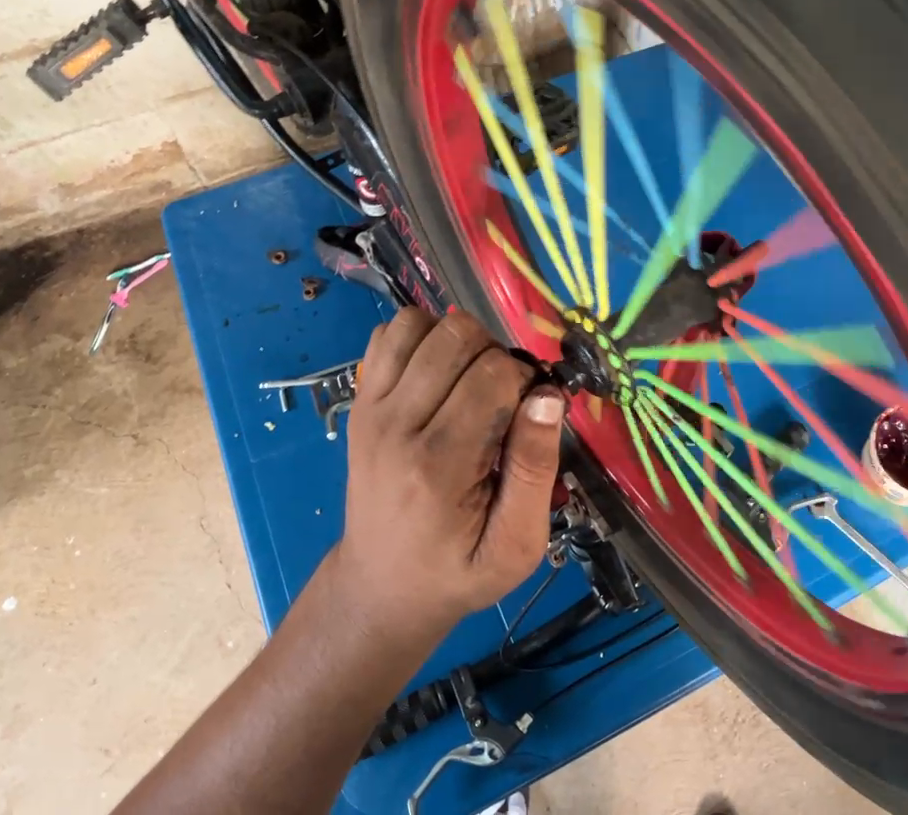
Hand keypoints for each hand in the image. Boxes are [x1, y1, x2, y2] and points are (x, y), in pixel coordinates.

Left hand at [335, 308, 567, 635]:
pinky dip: (421, 338)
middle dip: (495, 355)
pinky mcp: (359, 401)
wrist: (382, 585)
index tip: (529, 417)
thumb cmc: (457, 570)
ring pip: (419, 323)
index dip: (526, 383)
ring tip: (471, 382)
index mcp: (438, 466)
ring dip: (457, 341)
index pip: (493, 374)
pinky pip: (388, 334)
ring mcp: (370, 408)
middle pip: (457, 336)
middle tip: (503, 399)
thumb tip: (548, 397)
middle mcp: (396, 425)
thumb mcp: (516, 545)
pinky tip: (438, 375)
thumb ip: (535, 470)